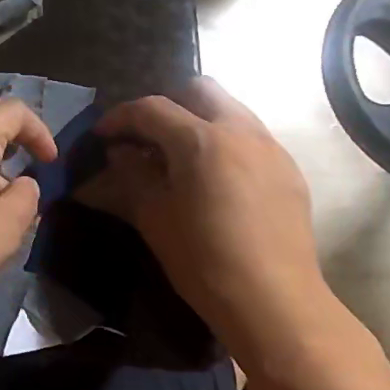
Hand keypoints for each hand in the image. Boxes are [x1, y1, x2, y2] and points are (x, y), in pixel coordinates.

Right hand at [75, 78, 337, 355]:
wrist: (271, 299)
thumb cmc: (201, 257)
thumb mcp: (151, 214)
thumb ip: (132, 173)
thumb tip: (121, 153)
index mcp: (202, 141)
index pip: (152, 108)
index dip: (119, 117)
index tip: (101, 136)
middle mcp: (242, 132)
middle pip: (200, 90)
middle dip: (165, 106)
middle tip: (143, 136)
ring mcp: (271, 149)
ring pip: (229, 109)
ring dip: (195, 121)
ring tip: (173, 156)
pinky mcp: (288, 171)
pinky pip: (249, 136)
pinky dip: (221, 141)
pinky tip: (207, 178)